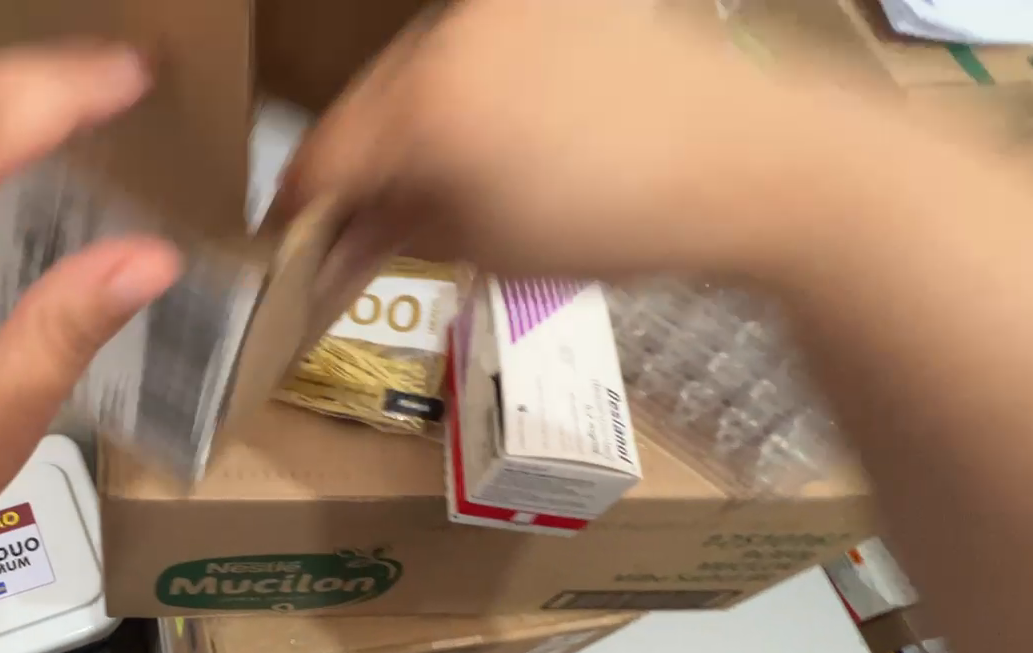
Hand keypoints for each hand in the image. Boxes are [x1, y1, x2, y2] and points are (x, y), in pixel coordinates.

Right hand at [275, 0, 824, 281]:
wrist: (744, 163)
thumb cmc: (603, 227)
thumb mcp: (477, 247)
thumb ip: (390, 231)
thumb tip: (337, 242)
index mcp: (426, 107)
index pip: (322, 159)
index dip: (296, 208)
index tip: (288, 240)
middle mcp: (448, 35)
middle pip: (358, 111)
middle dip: (350, 172)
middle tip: (353, 223)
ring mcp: (498, 8)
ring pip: (406, 77)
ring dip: (396, 134)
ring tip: (419, 184)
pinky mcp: (540, 0)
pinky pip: (459, 52)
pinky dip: (445, 100)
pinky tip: (469, 135)